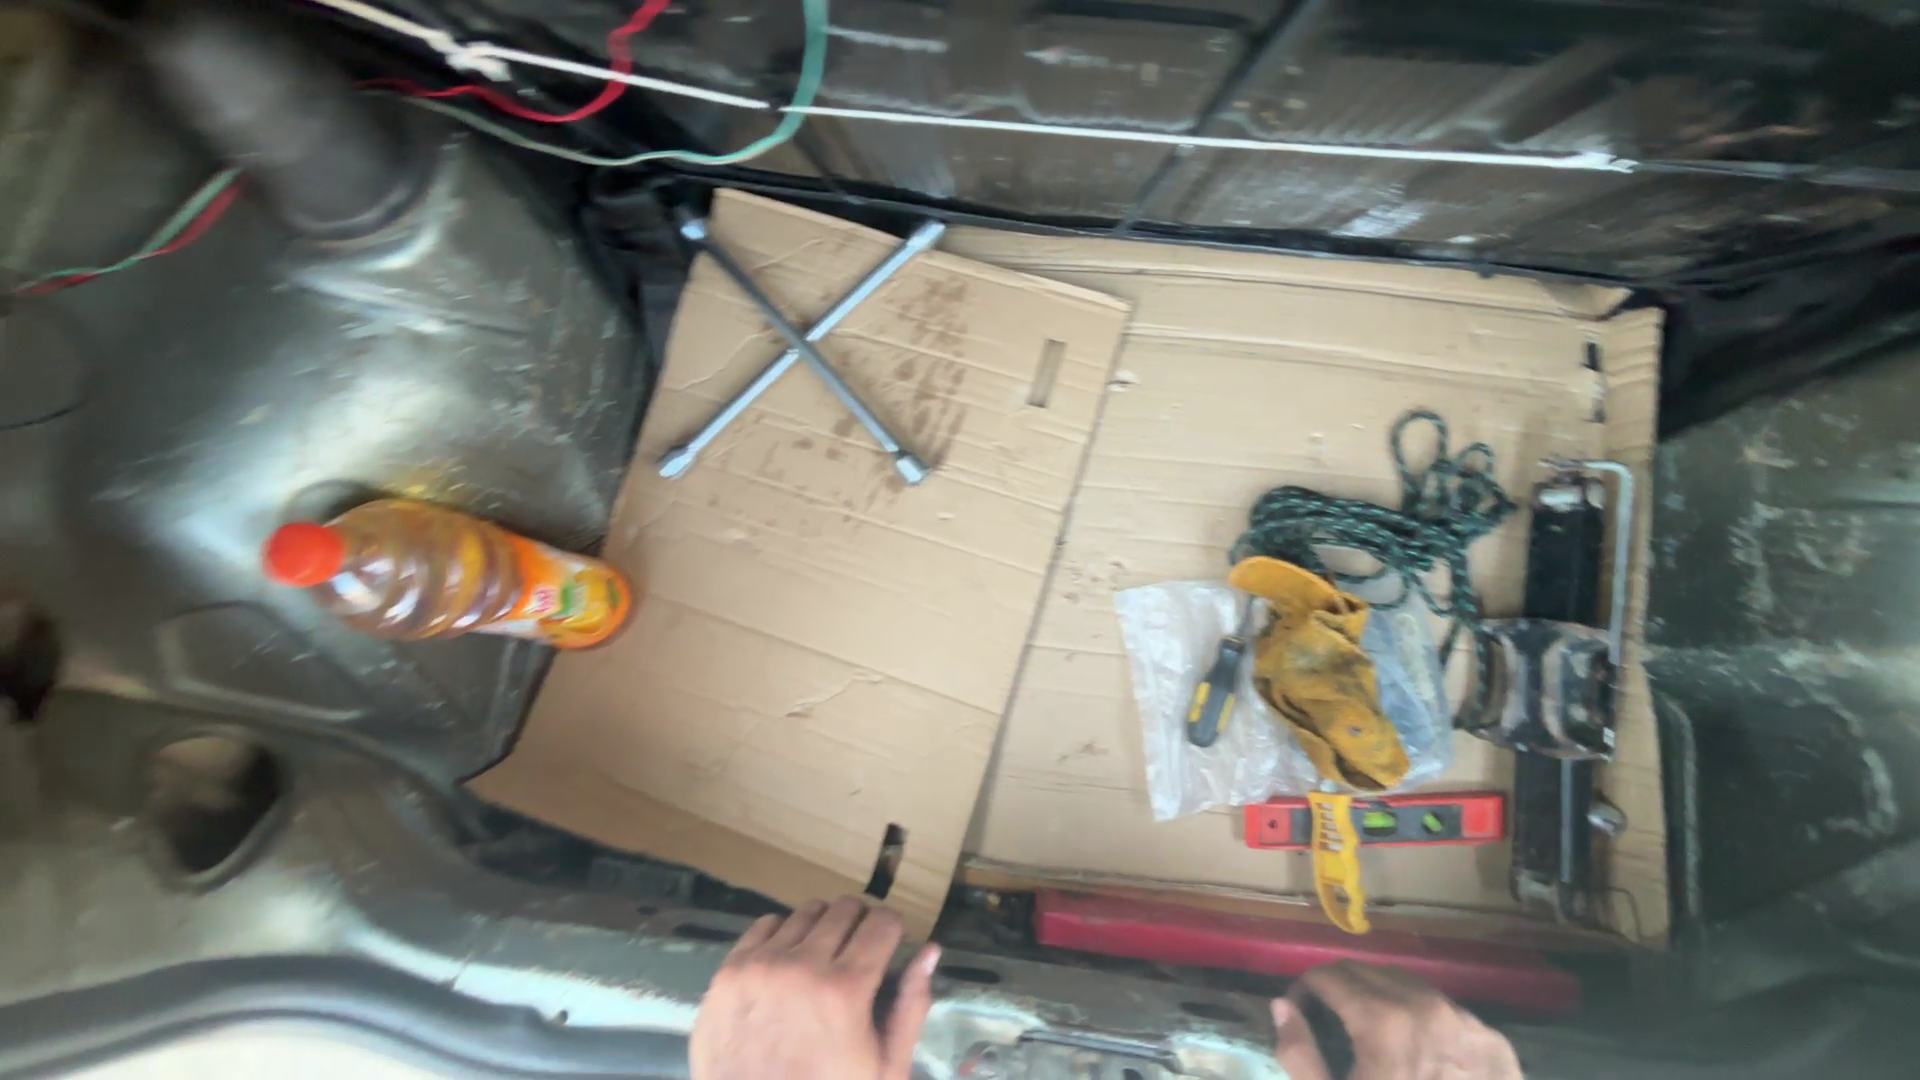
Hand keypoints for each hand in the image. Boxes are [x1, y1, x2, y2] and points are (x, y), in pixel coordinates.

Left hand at [690, 895, 939, 1079]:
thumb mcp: (885, 1068)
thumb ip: (911, 1006)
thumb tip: (931, 950)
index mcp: (845, 990)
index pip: (883, 921)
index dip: (892, 932)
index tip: (889, 947)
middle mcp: (804, 966)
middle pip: (846, 907)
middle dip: (860, 926)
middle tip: (856, 956)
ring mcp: (763, 965)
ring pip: (807, 911)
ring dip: (822, 928)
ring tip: (821, 961)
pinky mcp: (730, 970)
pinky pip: (768, 923)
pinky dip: (784, 936)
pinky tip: (787, 964)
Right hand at [1271, 961, 1520, 1079]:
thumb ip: (1300, 1056)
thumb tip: (1283, 1007)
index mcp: (1382, 1021)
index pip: (1327, 976)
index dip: (1305, 992)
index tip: (1302, 1016)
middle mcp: (1424, 1005)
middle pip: (1364, 972)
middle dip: (1338, 990)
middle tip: (1330, 1023)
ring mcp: (1465, 1022)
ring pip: (1406, 984)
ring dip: (1379, 997)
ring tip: (1372, 1034)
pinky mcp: (1496, 1043)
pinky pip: (1445, 1010)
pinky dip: (1421, 1017)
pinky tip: (1418, 1052)